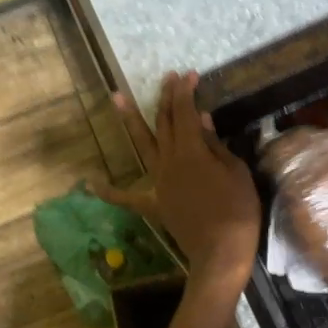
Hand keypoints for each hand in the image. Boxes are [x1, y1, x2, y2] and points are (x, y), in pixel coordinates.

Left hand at [94, 72, 261, 306]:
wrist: (221, 251)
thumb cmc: (238, 210)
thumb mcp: (235, 171)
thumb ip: (215, 145)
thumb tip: (200, 120)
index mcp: (191, 151)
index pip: (185, 112)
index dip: (185, 91)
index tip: (189, 75)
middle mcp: (168, 161)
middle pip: (164, 123)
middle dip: (165, 98)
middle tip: (166, 78)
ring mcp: (158, 183)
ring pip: (142, 146)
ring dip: (130, 121)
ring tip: (117, 98)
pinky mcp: (154, 205)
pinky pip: (126, 198)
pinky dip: (107, 191)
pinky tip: (89, 184)